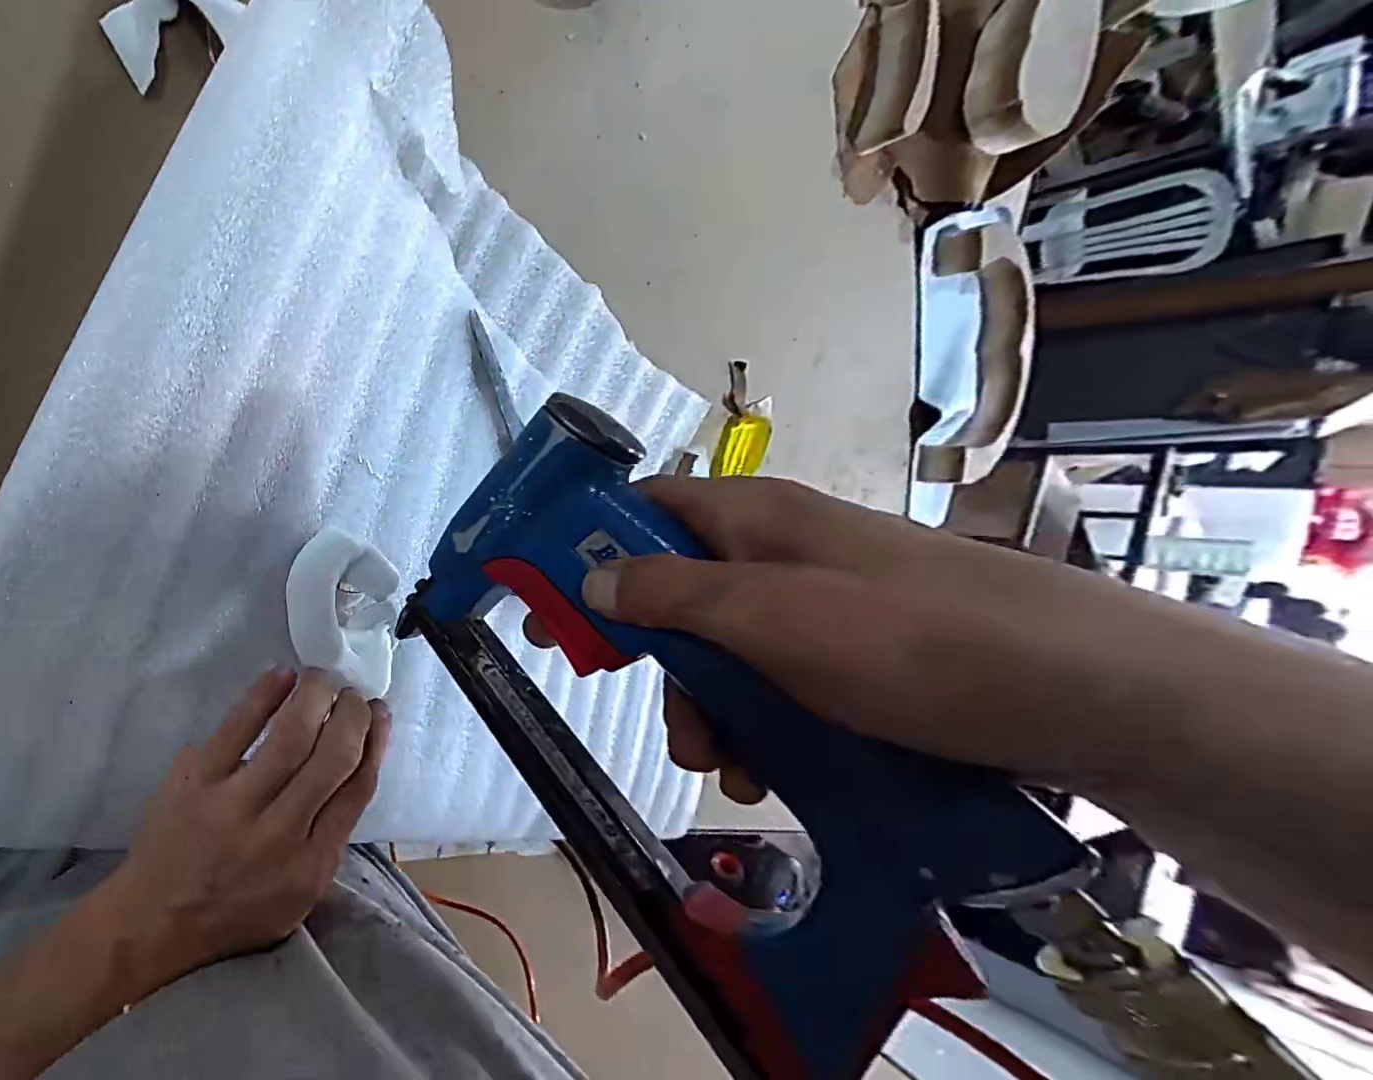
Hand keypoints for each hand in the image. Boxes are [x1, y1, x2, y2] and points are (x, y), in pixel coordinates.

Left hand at [101, 668, 389, 993]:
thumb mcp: (299, 894)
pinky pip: (237, 727)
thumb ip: (330, 837)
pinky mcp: (197, 782)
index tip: (379, 715)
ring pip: (291, 736)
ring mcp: (235, 805)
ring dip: (317, 696)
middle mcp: (280, 833)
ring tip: (325, 678)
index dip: (375, 742)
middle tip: (355, 693)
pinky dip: (265, 695)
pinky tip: (284, 675)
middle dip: (353, 714)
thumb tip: (353, 765)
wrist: (153, 924)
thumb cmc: (234, 911)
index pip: (358, 788)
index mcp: (312, 863)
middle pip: (334, 756)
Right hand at [525, 475, 1332, 799]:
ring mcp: (805, 601)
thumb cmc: (904, 636)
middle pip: (670, 592)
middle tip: (648, 710)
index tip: (546, 601)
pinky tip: (766, 771)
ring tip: (726, 766)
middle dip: (655, 658)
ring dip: (705, 707)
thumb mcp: (766, 615)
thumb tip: (587, 580)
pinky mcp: (839, 651)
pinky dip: (753, 724)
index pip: (636, 510)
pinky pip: (765, 680)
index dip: (584, 549)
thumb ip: (668, 595)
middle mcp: (766, 549)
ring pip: (715, 648)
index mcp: (744, 516)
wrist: (1081, 694)